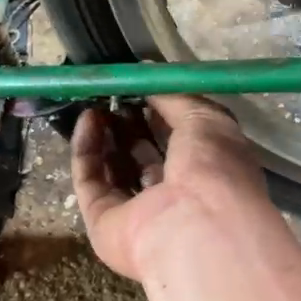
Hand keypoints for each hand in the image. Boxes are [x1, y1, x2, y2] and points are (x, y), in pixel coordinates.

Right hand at [71, 95, 272, 282]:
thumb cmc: (213, 169)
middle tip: (112, 92)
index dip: (159, 111)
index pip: (180, 140)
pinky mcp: (104, 223)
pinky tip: (88, 120)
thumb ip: (175, 95)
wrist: (197, 227)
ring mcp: (138, 212)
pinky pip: (92, 181)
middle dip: (127, 123)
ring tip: (95, 101)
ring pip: (114, 168)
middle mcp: (174, 194)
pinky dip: (87, 150)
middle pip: (143, 154)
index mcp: (208, 172)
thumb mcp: (206, 117)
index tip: (140, 85)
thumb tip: (146, 73)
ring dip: (104, 134)